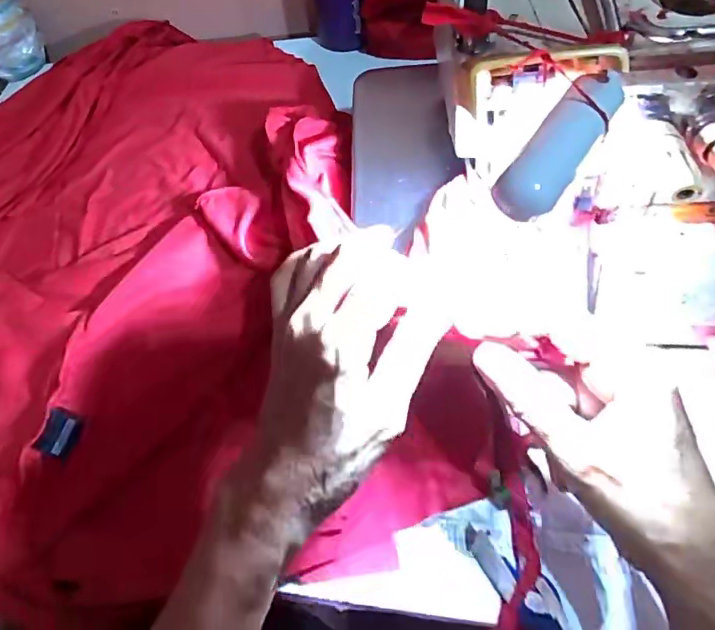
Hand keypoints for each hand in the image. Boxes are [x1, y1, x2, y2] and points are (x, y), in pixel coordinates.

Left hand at [243, 233, 451, 538]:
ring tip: (382, 252)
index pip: (381, 282)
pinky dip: (313, 254)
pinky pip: (288, 269)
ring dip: (351, 246)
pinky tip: (335, 259)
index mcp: (340, 342)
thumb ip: (411, 351)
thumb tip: (438, 304)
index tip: (434, 290)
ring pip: (317, 254)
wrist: (286, 468)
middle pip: (347, 257)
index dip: (412, 278)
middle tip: (410, 269)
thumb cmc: (344, 448)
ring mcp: (287, 314)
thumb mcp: (390, 410)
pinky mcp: (276, 318)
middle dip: (384, 254)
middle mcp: (308, 317)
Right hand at [473, 342, 714, 629]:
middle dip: (509, 346)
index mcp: (630, 365)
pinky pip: (557, 391)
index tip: (468, 323)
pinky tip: (519, 419)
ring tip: (492, 390)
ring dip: (520, 380)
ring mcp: (613, 388)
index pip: (560, 322)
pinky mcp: (603, 411)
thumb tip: (480, 351)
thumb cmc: (647, 507)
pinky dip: (534, 402)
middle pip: (552, 339)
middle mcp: (622, 366)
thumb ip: (527, 398)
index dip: (510, 317)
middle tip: (466, 345)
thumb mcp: (580, 453)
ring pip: (550, 366)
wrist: (695, 568)